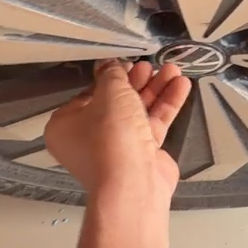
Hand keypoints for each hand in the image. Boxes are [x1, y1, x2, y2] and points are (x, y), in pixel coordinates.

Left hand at [44, 58, 191, 209]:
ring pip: (137, 112)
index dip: (109, 77)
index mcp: (66, 125)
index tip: (127, 64)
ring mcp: (117, 147)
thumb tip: (108, 63)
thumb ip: (112, 74)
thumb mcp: (110, 93)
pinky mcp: (141, 154)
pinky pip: (153, 124)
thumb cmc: (110, 138)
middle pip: (115, 102)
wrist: (132, 184)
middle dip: (137, 81)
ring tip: (173, 71)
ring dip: (156, 90)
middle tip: (151, 66)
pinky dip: (166, 105)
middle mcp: (88, 138)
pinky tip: (180, 87)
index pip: (88, 94)